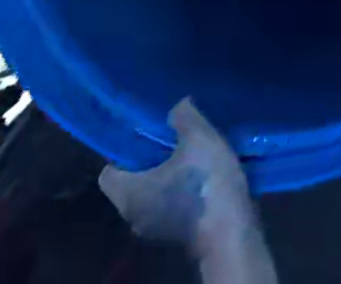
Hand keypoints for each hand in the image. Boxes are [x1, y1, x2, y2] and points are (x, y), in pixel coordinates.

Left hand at [99, 99, 259, 262]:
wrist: (232, 230)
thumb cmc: (204, 183)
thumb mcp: (198, 136)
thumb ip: (183, 115)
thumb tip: (177, 105)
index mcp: (129, 193)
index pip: (109, 172)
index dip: (124, 151)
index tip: (145, 134)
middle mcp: (133, 216)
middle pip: (131, 182)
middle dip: (148, 160)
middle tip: (169, 137)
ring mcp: (154, 229)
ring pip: (150, 194)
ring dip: (166, 175)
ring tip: (188, 152)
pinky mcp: (175, 234)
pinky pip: (166, 205)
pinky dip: (177, 190)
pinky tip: (199, 173)